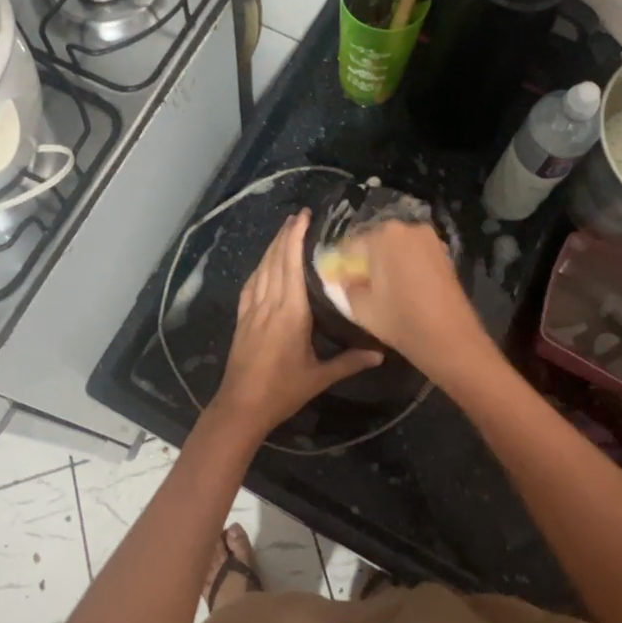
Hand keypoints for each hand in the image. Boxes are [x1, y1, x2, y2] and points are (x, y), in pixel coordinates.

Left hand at [210, 212, 382, 437]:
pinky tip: (264, 264)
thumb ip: (349, 362)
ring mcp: (252, 310)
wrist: (241, 407)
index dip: (296, 238)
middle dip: (286, 235)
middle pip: (276, 260)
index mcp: (290, 312)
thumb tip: (380, 353)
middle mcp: (270, 303)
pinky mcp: (242, 319)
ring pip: (262, 269)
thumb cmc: (282, 391)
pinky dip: (259, 268)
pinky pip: (251, 285)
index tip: (304, 218)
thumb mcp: (319, 377)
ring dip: (272, 247)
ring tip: (284, 230)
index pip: (292, 265)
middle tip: (298, 216)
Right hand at [339, 222, 491, 377]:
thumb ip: (347, 286)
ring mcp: (430, 239)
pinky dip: (407, 266)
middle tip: (360, 283)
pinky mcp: (445, 254)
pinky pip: (416, 255)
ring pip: (398, 247)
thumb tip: (347, 277)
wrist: (451, 339)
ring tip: (382, 287)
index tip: (337, 279)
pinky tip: (404, 287)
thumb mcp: (361, 307)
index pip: (351, 245)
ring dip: (388, 262)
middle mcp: (408, 228)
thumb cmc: (401, 320)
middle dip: (367, 259)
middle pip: (377, 241)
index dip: (342, 263)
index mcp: (383, 235)